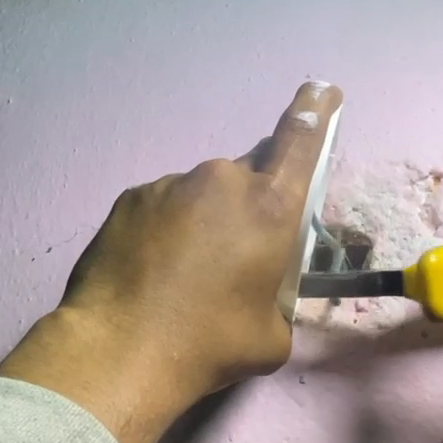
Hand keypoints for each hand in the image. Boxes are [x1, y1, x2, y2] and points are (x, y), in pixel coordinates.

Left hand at [0, 81, 341, 442]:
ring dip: (201, 222)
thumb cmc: (210, 344)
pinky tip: (150, 271)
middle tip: (230, 256)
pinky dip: (163, 231)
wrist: (120, 351)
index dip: (315, 110)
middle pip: (245, 179)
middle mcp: (220, 182)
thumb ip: (277, 298)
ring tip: (180, 275)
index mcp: (268, 206)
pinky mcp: (129, 199)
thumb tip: (261, 297)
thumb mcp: (271, 333)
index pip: (300, 139)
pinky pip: (161, 208)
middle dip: (246, 208)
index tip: (321, 91)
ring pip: (199, 196)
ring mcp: (168, 185)